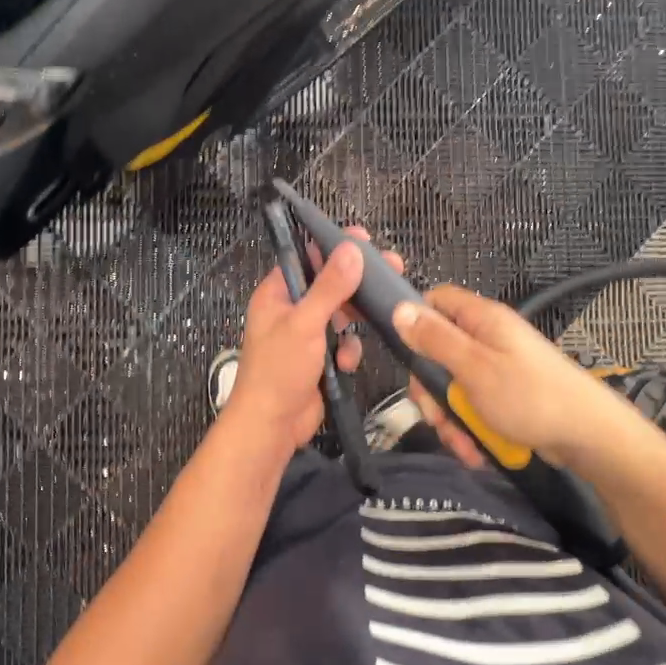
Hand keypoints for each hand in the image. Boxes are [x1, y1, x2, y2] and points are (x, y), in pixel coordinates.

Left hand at [221, 228, 402, 454]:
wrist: (272, 425)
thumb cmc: (280, 369)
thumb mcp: (305, 323)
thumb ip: (330, 286)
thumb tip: (352, 249)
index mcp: (276, 294)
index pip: (307, 258)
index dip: (334, 247)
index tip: (365, 239)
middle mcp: (290, 310)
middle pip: (330, 285)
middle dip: (357, 283)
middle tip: (393, 268)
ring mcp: (305, 336)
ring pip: (340, 315)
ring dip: (354, 322)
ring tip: (380, 314)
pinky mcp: (319, 359)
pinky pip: (343, 344)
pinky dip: (348, 351)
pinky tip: (344, 364)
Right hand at [393, 284, 646, 471]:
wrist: (590, 438)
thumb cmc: (530, 397)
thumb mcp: (474, 368)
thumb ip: (435, 339)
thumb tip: (400, 309)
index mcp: (482, 320)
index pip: (436, 301)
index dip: (415, 322)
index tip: (407, 355)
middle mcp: (489, 338)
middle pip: (438, 353)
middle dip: (431, 391)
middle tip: (437, 416)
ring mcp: (498, 368)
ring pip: (453, 387)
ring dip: (450, 418)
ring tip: (463, 444)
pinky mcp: (506, 396)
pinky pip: (473, 407)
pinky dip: (470, 429)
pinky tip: (477, 451)